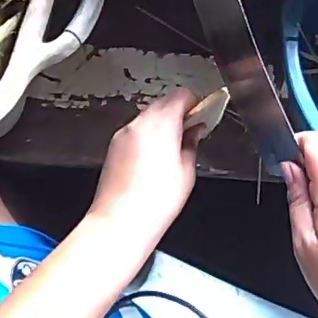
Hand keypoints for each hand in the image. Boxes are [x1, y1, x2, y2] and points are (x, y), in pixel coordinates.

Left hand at [87, 88, 203, 252]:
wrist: (119, 222)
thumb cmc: (153, 202)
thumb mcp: (187, 171)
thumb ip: (192, 143)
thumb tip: (195, 132)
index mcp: (162, 123)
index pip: (182, 95)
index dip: (196, 103)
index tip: (203, 114)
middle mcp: (140, 123)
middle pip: (164, 102)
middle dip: (179, 112)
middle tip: (192, 130)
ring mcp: (124, 133)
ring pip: (148, 116)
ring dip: (163, 123)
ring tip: (174, 148)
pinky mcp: (114, 146)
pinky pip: (136, 131)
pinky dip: (147, 135)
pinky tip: (155, 158)